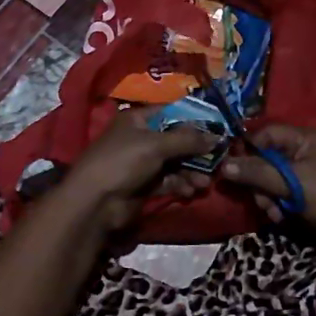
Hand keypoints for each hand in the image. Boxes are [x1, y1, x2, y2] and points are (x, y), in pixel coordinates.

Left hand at [60, 106, 218, 230]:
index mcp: (138, 119)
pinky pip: (169, 180)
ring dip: (192, 171)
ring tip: (205, 182)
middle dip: (197, 151)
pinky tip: (192, 190)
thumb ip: (187, 139)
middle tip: (219, 159)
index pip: (172, 113)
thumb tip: (217, 136)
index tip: (218, 128)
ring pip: (175, 163)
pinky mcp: (145, 186)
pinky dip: (182, 184)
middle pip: (176, 140)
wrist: (96, 202)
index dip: (195, 120)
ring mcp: (142, 163)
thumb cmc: (123, 161)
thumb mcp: (156, 144)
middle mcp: (141, 138)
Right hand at [218, 124, 315, 245]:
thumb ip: (256, 172)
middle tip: (261, 197)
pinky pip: (277, 195)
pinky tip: (280, 217)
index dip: (248, 149)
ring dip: (266, 197)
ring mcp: (301, 175)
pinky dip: (275, 206)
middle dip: (258, 180)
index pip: (264, 134)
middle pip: (263, 158)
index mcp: (304, 139)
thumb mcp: (291, 182)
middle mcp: (301, 152)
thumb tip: (222, 165)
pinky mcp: (301, 196)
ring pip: (267, 180)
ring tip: (275, 211)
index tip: (232, 166)